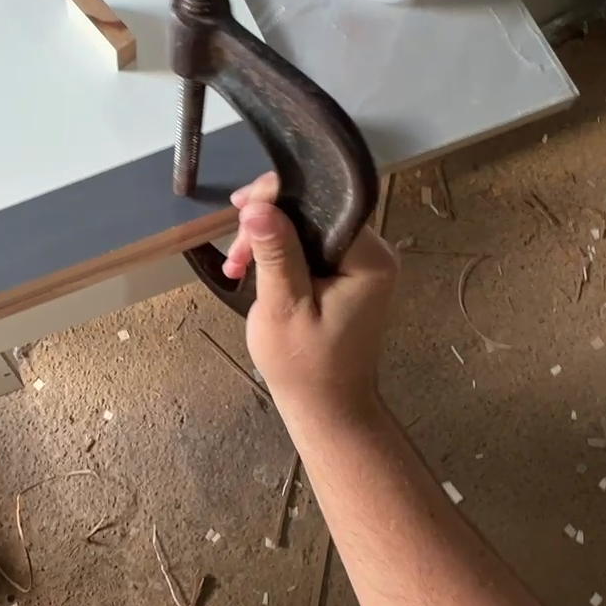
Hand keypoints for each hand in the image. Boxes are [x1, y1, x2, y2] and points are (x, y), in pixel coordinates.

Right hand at [221, 172, 396, 420]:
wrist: (327, 409)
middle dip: (267, 223)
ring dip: (267, 242)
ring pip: (306, 230)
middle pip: (314, 211)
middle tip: (234, 254)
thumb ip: (275, 253)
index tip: (239, 210)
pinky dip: (278, 257)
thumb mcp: (283, 307)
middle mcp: (371, 253)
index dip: (279, 196)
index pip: (324, 200)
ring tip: (235, 268)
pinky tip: (250, 271)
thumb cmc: (305, 366)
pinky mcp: (344, 279)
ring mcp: (359, 266)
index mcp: (368, 257)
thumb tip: (256, 207)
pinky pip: (308, 251)